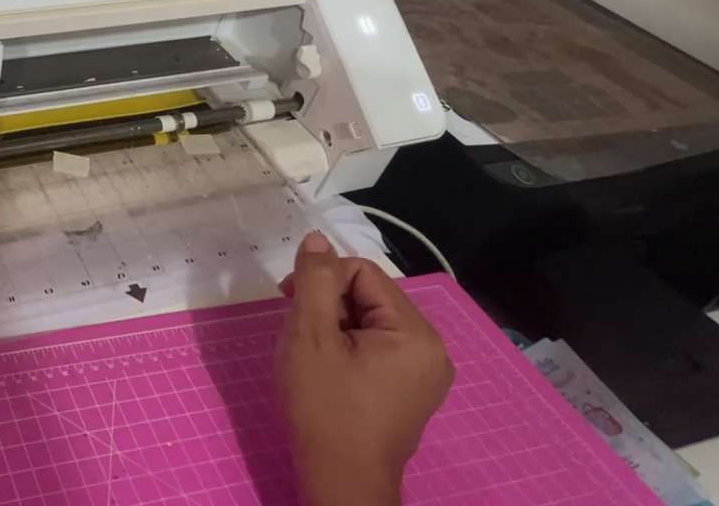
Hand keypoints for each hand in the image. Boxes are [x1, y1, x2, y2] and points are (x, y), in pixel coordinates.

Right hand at [275, 231, 452, 505]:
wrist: (340, 479)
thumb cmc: (324, 404)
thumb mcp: (310, 333)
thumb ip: (315, 280)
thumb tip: (318, 239)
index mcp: (414, 333)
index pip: (362, 272)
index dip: (321, 279)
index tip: (288, 301)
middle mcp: (430, 348)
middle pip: (368, 294)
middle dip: (327, 302)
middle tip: (297, 329)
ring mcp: (423, 373)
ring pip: (368, 318)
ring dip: (333, 323)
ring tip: (311, 351)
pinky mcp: (410, 390)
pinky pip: (376, 344)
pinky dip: (346, 344)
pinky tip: (326, 366)